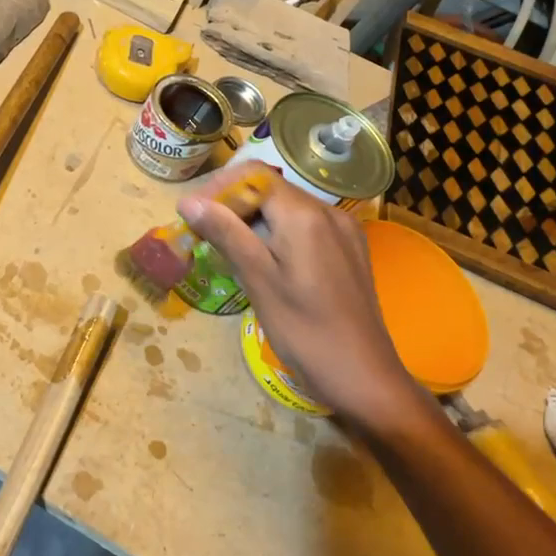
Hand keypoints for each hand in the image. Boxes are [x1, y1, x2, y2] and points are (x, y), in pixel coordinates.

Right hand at [177, 161, 418, 424]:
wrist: (365, 379)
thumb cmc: (306, 331)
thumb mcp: (258, 280)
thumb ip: (226, 233)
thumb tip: (189, 201)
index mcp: (305, 215)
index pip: (253, 176)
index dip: (218, 189)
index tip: (192, 216)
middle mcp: (328, 213)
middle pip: (270, 189)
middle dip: (232, 205)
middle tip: (202, 235)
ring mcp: (342, 232)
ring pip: (285, 208)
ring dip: (252, 220)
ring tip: (226, 250)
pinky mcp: (348, 251)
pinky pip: (303, 227)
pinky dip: (276, 234)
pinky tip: (261, 263)